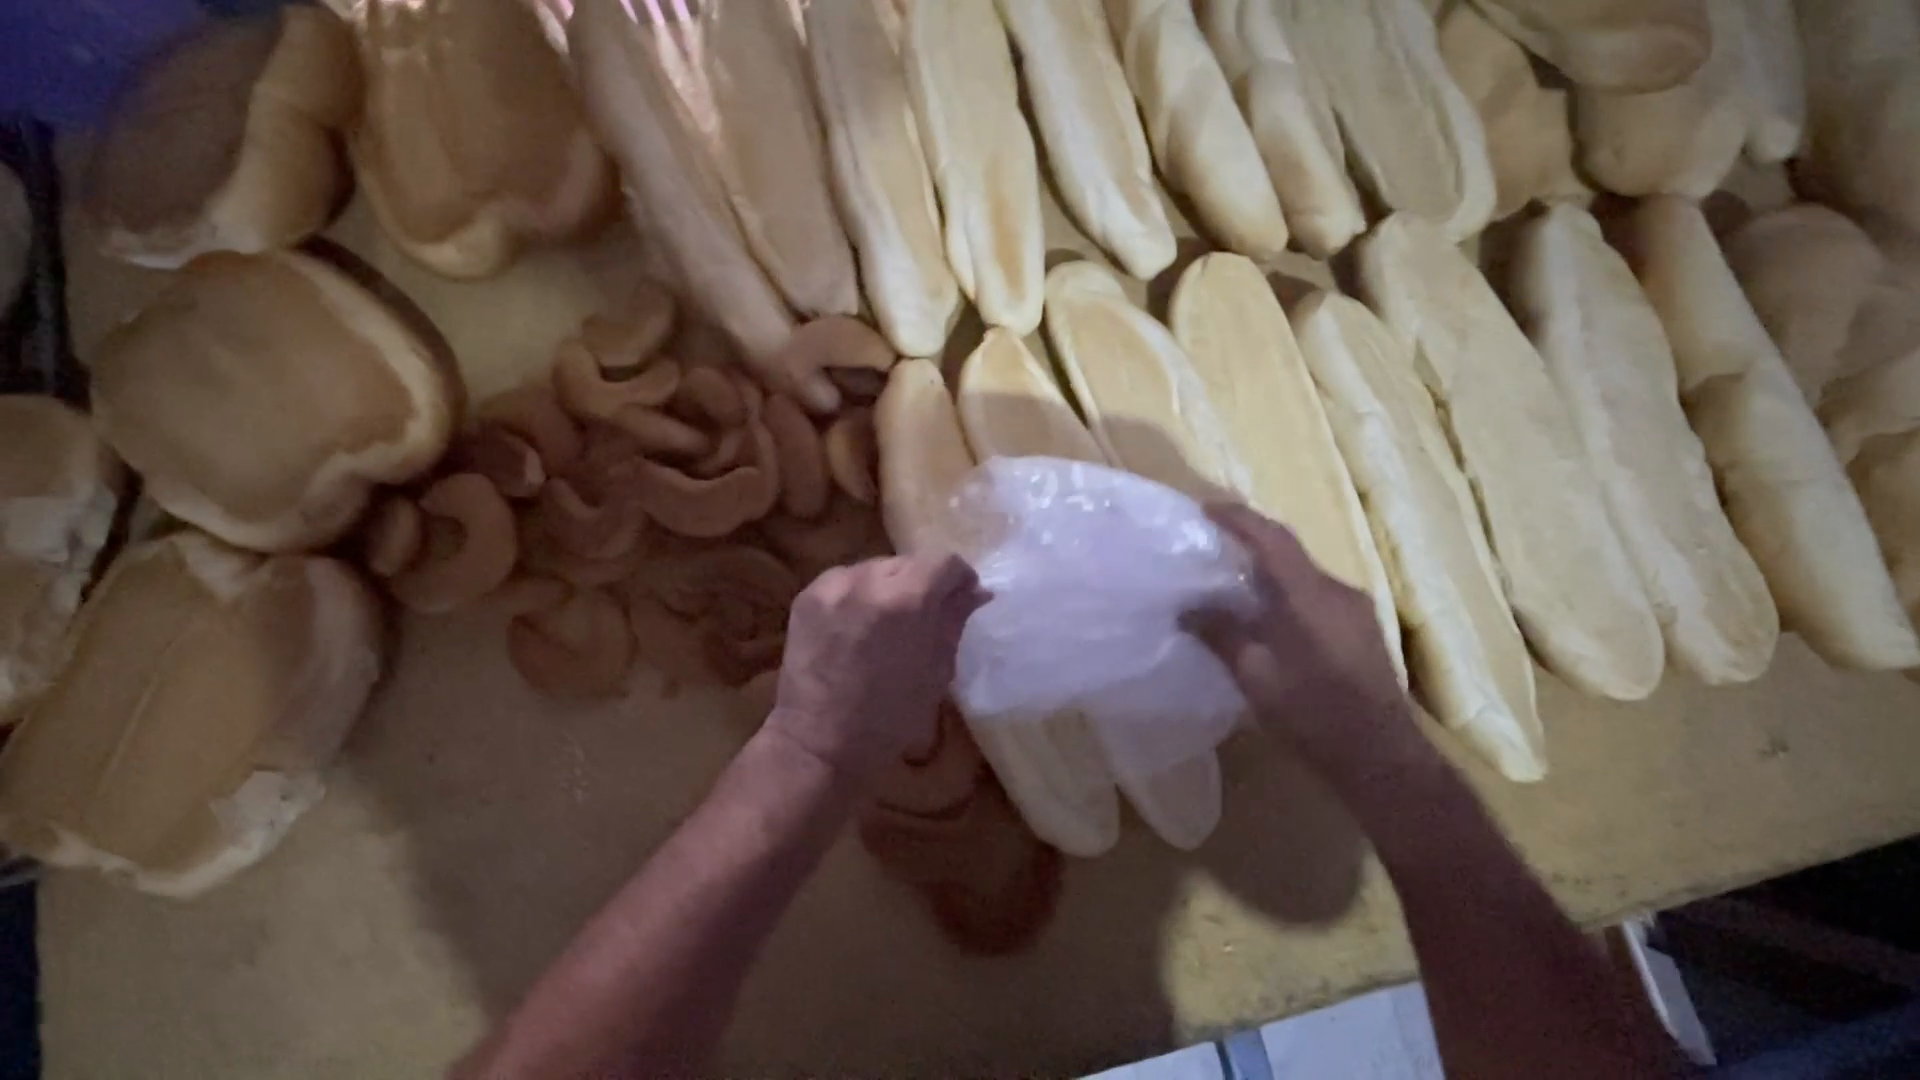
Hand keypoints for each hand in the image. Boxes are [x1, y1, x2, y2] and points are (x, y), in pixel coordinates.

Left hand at [767, 553, 988, 780]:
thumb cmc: (890, 717)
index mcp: (906, 599)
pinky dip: (861, 595)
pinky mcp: (807, 595)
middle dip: (924, 584)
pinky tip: (860, 626)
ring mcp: (832, 584)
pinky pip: (847, 580)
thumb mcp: (936, 670)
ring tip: (889, 623)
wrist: (819, 742)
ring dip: (891, 587)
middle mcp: (867, 579)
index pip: (944, 562)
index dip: (959, 579)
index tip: (962, 599)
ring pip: (877, 568)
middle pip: (909, 562)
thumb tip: (977, 591)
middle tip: (926, 617)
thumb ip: (955, 620)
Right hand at [1185, 503, 1419, 778]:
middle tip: (1212, 543)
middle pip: (1289, 553)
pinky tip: (1266, 616)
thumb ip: (1221, 635)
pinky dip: (1286, 593)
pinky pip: (1316, 595)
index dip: (1239, 518)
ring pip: (1303, 576)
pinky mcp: (1361, 630)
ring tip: (1232, 581)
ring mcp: (1356, 609)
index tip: (1206, 507)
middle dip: (1250, 542)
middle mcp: (1337, 590)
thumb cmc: (1312, 715)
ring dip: (1268, 572)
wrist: (1381, 759)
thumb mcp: (1255, 676)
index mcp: (1309, 595)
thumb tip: (1188, 608)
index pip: (1272, 539)